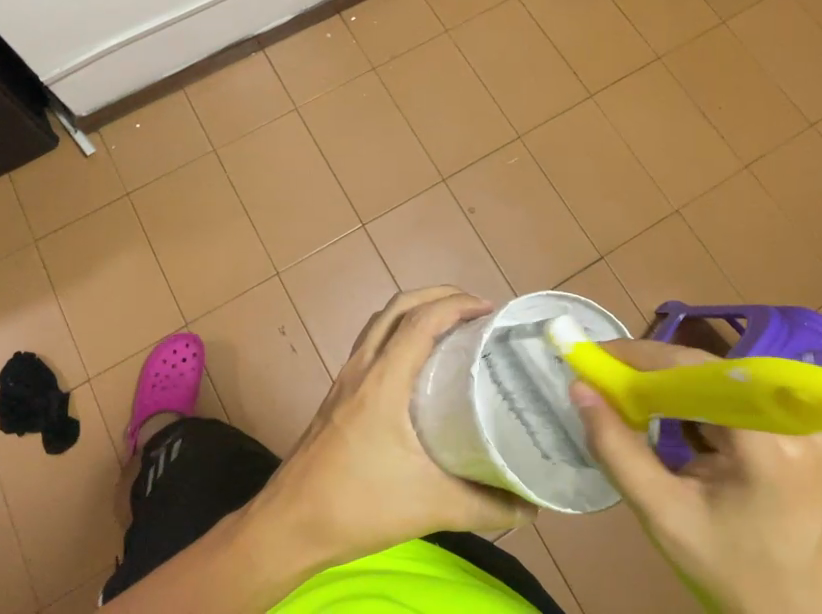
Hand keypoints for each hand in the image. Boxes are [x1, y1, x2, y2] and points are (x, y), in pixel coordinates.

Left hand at [251, 287, 534, 565]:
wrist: (291, 523)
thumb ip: (485, 506)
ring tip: (451, 328)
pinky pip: (371, 344)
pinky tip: (417, 365)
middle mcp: (361, 368)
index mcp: (383, 380)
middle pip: (398, 308)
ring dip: (414, 312)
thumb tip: (530, 507)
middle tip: (476, 311)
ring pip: (380, 322)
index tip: (490, 311)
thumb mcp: (431, 506)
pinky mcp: (338, 396)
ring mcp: (345, 380)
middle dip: (437, 296)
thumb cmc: (358, 505)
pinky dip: (397, 334)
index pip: (420, 320)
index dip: (457, 304)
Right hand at [572, 340, 821, 613]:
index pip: (694, 368)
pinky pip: (747, 404)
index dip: (639, 356)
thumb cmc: (736, 578)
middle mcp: (799, 421)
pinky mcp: (811, 441)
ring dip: (678, 388)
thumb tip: (580, 390)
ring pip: (728, 385)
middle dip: (655, 373)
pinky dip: (705, 406)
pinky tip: (675, 421)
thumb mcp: (666, 517)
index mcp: (770, 439)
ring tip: (633, 399)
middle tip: (608, 381)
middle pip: (712, 374)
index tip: (593, 358)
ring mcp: (811, 430)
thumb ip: (617, 450)